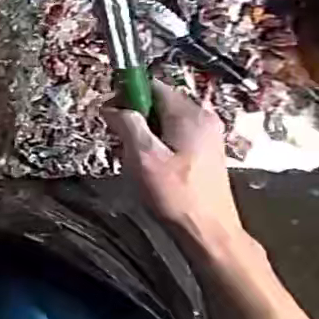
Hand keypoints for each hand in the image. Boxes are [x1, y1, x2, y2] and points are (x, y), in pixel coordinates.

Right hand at [102, 81, 249, 251]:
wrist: (210, 232)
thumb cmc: (175, 194)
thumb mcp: (143, 156)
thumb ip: (127, 124)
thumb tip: (110, 105)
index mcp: (189, 114)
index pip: (151, 85)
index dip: (126, 94)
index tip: (109, 114)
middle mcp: (203, 118)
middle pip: (159, 102)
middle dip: (134, 116)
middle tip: (118, 140)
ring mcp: (208, 136)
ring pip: (165, 120)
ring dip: (144, 132)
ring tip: (133, 157)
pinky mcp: (207, 152)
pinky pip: (175, 135)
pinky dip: (158, 143)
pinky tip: (150, 166)